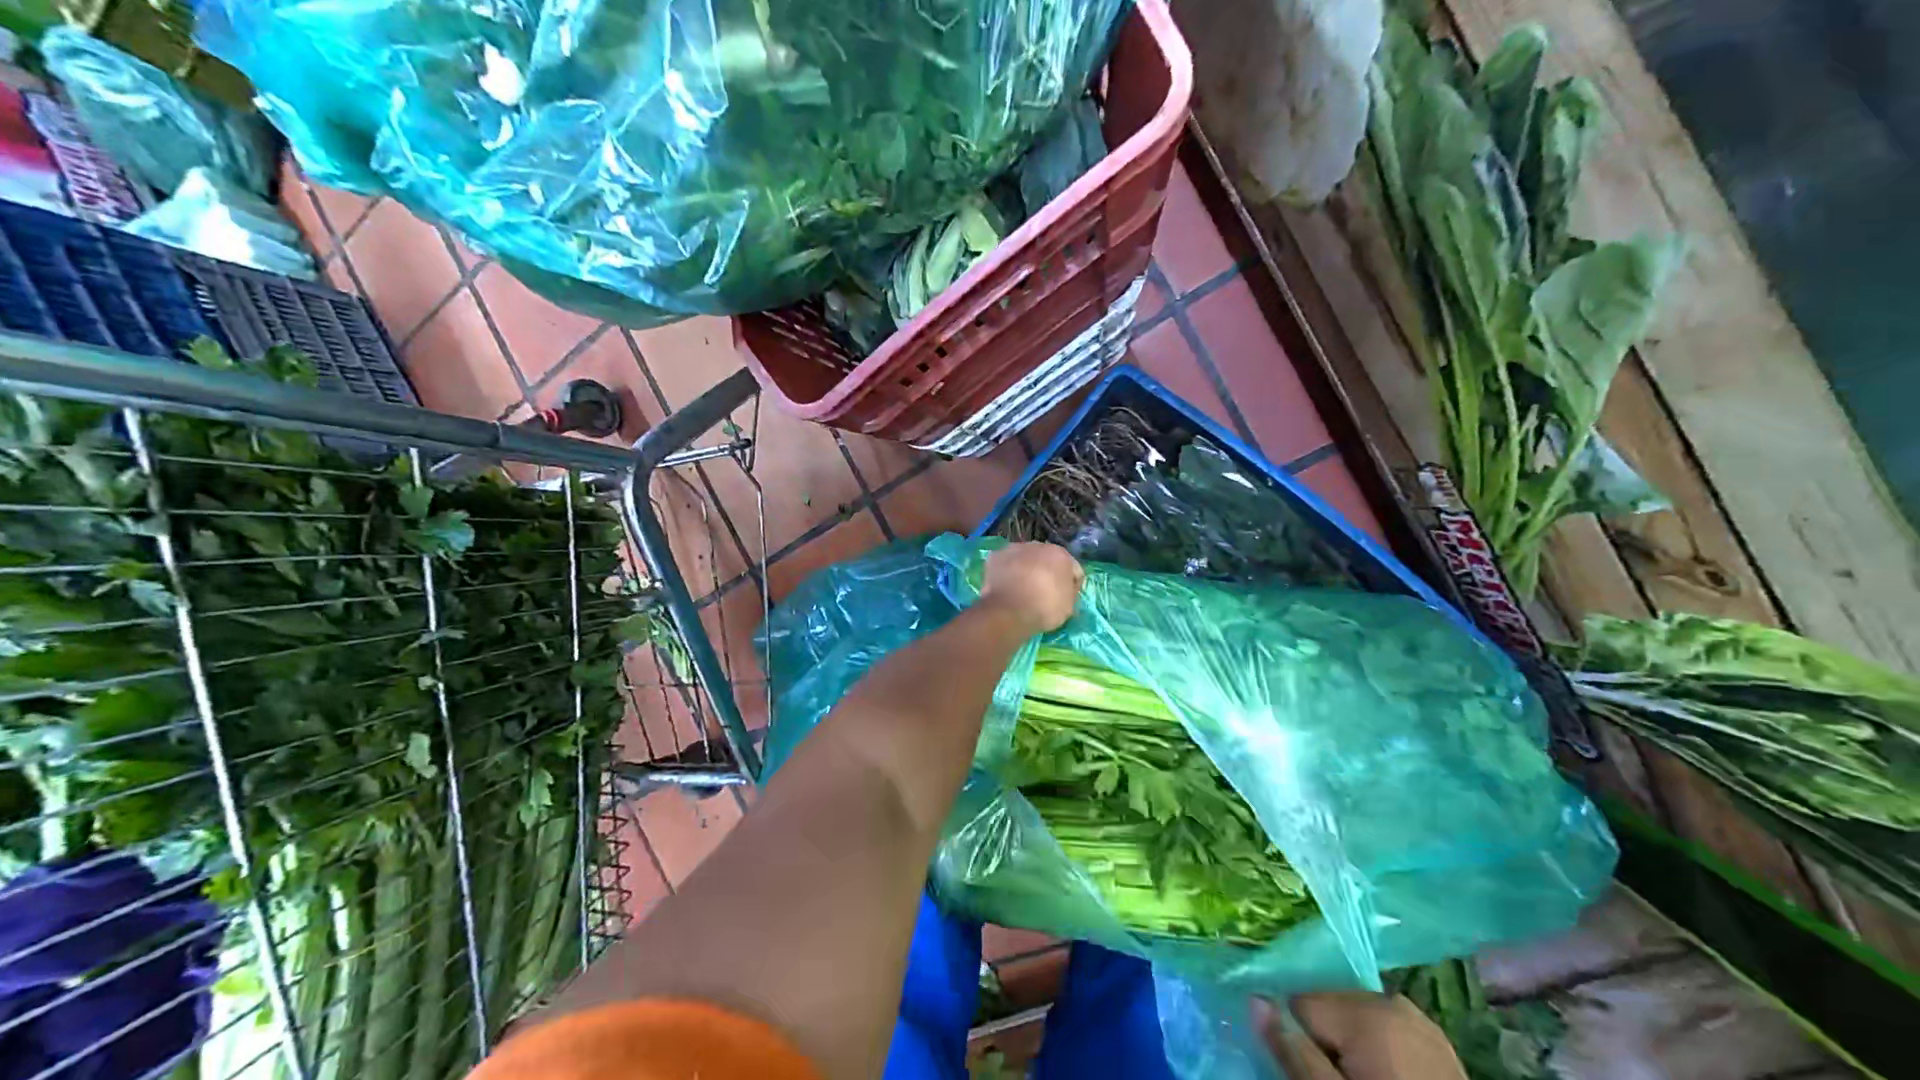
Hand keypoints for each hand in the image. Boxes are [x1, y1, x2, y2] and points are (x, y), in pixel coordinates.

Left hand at [978, 542, 1082, 634]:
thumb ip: (1070, 593)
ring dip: (1026, 570)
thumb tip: (1066, 591)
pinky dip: (1007, 573)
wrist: (1009, 610)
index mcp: (1061, 555)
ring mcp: (1014, 549)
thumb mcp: (1068, 607)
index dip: (1072, 585)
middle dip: (1047, 573)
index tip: (1066, 598)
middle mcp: (1038, 545)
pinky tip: (1007, 587)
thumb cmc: (1044, 608)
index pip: (1073, 569)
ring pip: (1025, 559)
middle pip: (1047, 559)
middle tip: (1043, 592)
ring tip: (1022, 590)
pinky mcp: (995, 557)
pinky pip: (1006, 564)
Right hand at [1258, 993, 1466, 1079]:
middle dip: (1324, 1037)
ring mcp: (1418, 1017)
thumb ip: (1293, 1051)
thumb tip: (1255, 1000)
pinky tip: (1384, 1074)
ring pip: (1355, 1014)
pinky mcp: (1436, 1039)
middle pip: (1327, 1003)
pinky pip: (1386, 1025)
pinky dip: (1377, 1044)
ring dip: (1349, 1041)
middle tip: (1337, 1076)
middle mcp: (1390, 999)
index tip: (1311, 1069)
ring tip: (1360, 1076)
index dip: (1296, 1037)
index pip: (1298, 1001)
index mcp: (1364, 1010)